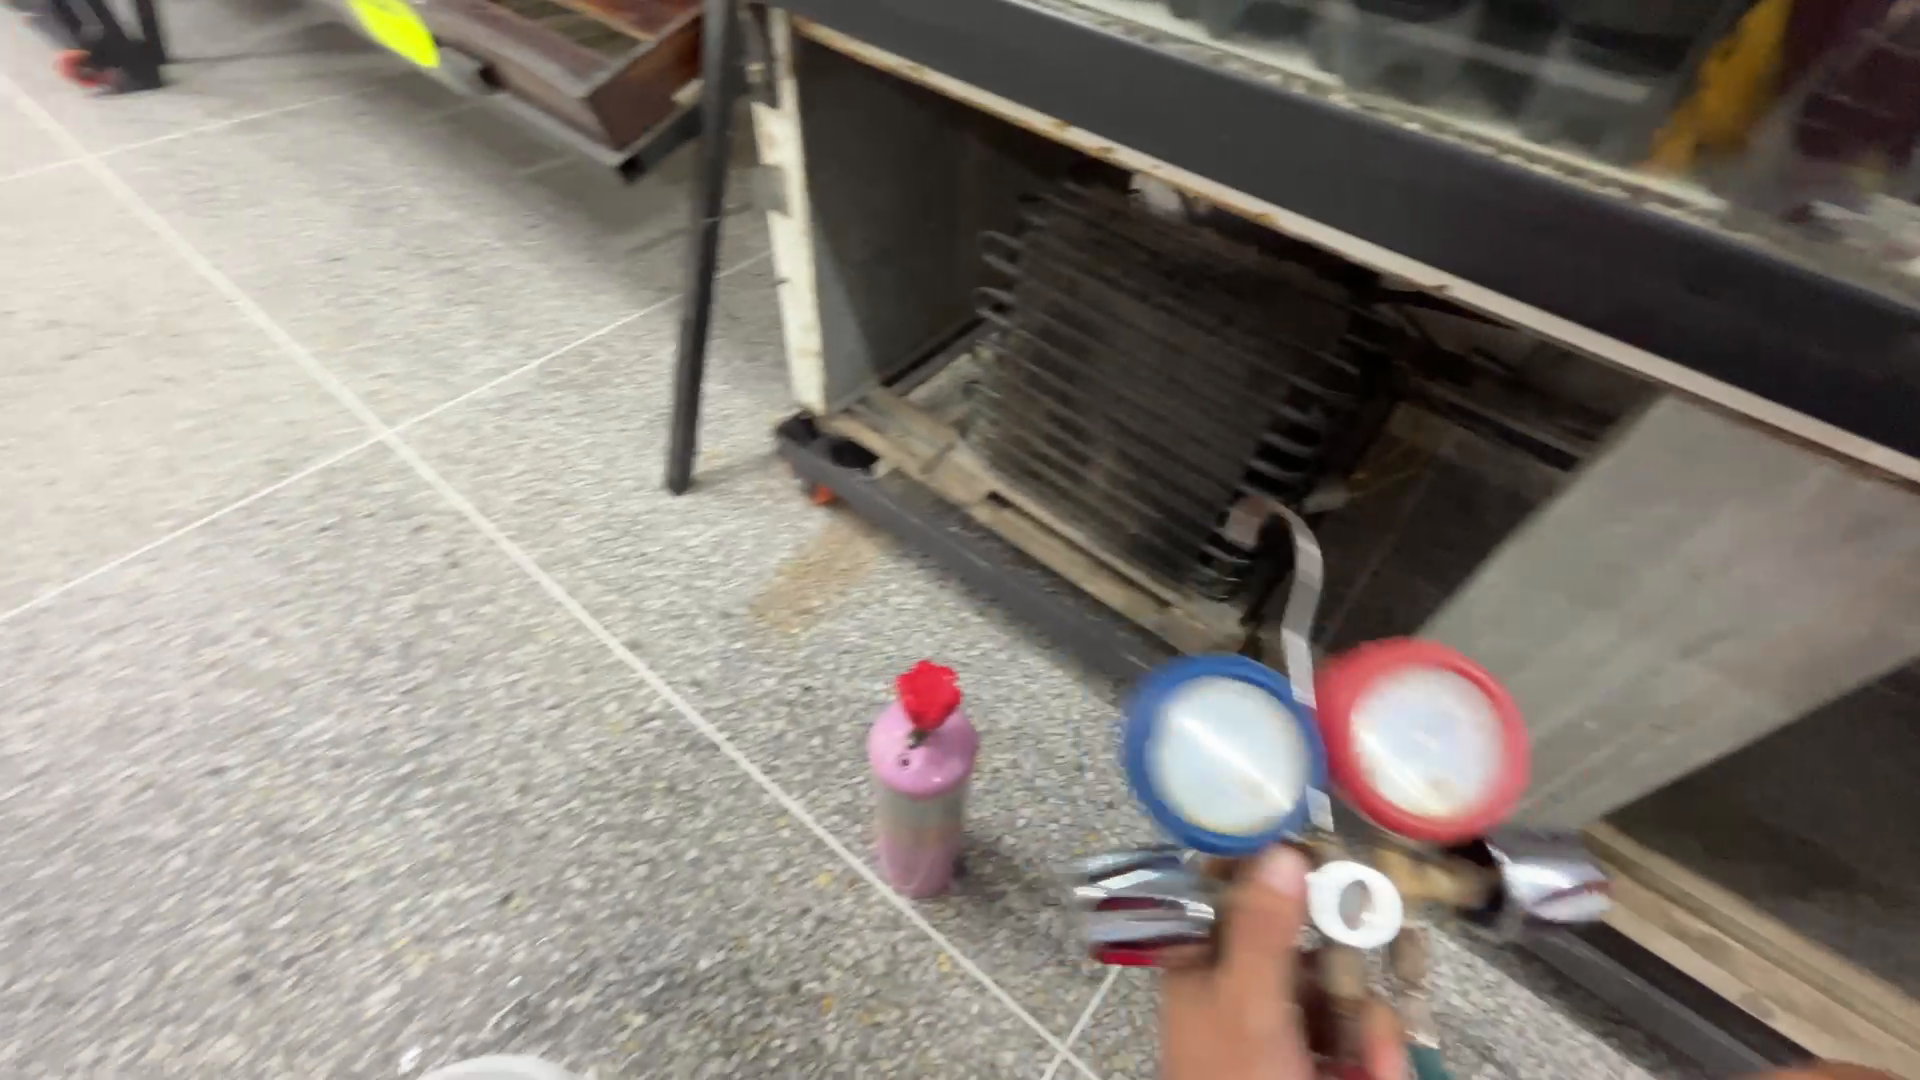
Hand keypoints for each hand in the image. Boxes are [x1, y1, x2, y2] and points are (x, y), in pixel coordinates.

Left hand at [1161, 846, 1406, 1079]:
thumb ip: (1264, 928)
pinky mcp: (1322, 1060)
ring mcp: (1283, 1022)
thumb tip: (1283, 848)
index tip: (1323, 855)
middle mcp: (1240, 979)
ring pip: (1339, 986)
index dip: (1276, 868)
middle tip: (1365, 970)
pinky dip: (1374, 1057)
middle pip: (1301, 936)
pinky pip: (1358, 1034)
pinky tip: (1373, 1074)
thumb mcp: (1247, 1004)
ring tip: (1361, 1062)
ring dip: (1363, 1021)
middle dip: (1340, 960)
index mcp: (1200, 956)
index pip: (1234, 887)